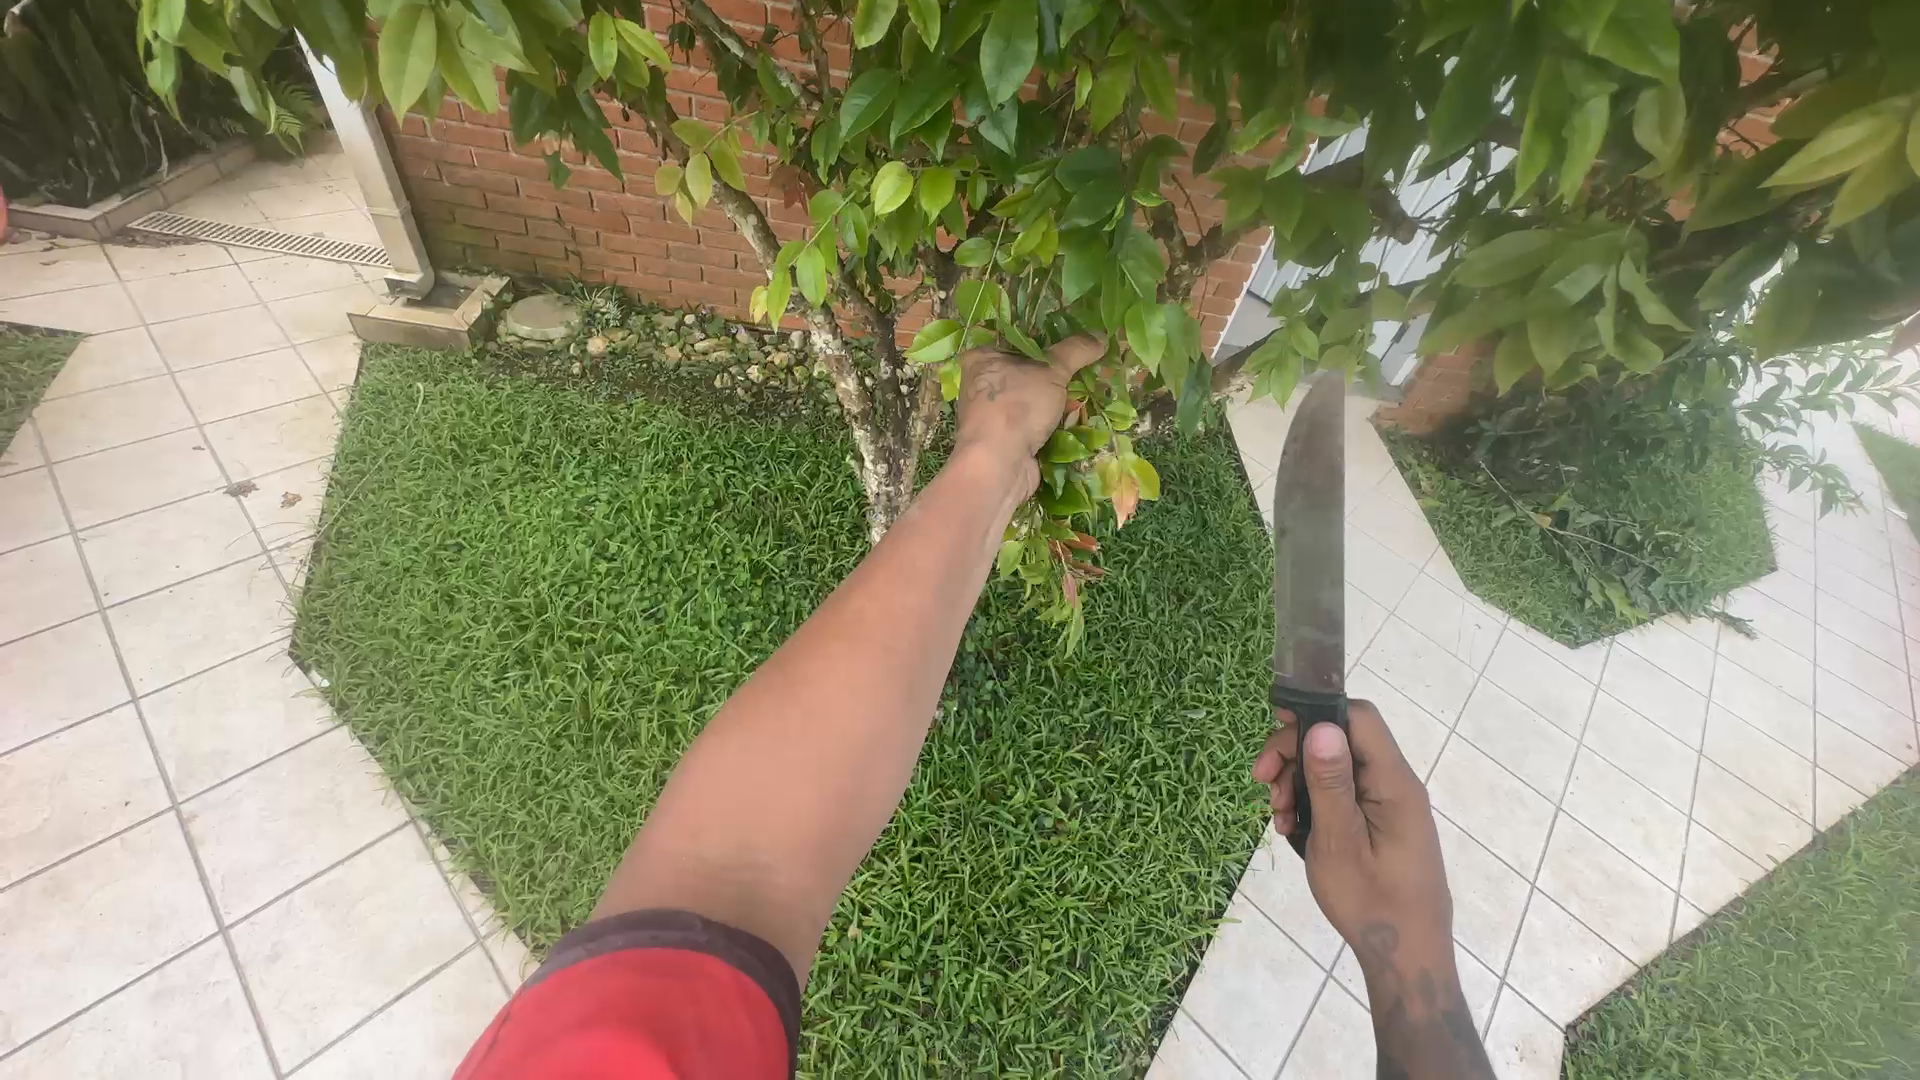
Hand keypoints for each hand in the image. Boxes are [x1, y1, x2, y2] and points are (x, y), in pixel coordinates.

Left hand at [952, 334, 1105, 490]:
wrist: (999, 465)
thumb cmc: (1016, 406)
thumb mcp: (1051, 370)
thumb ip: (1076, 350)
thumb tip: (1101, 336)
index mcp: (981, 359)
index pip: (1017, 342)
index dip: (1046, 342)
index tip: (1074, 343)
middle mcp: (981, 386)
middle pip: (1027, 373)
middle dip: (1056, 376)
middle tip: (1086, 369)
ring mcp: (992, 416)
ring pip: (1032, 401)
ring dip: (1057, 402)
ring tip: (1085, 394)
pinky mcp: (1004, 441)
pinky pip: (1033, 425)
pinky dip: (1051, 425)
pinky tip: (1073, 420)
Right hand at [1251, 702, 1453, 981]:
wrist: (1403, 959)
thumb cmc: (1370, 901)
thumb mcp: (1338, 841)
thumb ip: (1330, 782)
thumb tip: (1322, 727)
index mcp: (1393, 784)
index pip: (1358, 718)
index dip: (1316, 711)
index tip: (1275, 725)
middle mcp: (1395, 785)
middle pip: (1339, 740)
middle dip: (1294, 754)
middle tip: (1262, 783)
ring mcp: (1388, 804)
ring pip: (1333, 766)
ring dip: (1297, 782)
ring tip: (1277, 817)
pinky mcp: (1379, 820)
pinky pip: (1340, 792)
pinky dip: (1310, 802)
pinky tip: (1292, 828)